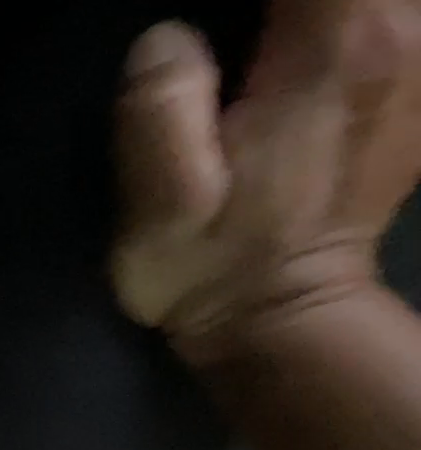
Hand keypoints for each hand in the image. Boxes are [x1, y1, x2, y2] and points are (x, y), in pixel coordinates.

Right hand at [111, 1, 420, 363]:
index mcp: (334, 51)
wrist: (279, 316)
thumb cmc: (206, 264)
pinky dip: (352, 17)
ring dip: (318, 8)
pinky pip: (394, 17)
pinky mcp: (418, 76)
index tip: (204, 15)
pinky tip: (306, 36)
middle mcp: (407, 30)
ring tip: (263, 31)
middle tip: (231, 23)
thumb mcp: (157, 205)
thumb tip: (164, 38)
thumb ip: (159, 112)